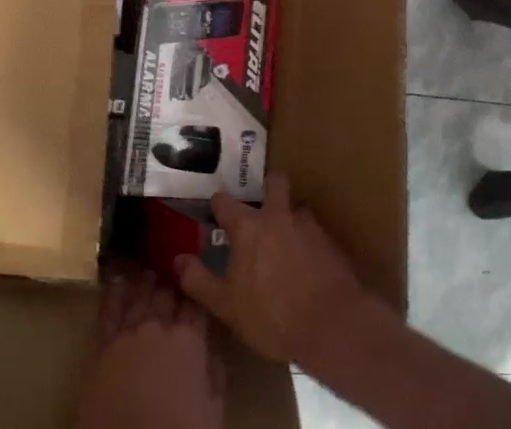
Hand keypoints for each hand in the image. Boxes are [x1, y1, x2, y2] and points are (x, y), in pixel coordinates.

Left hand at [76, 271, 223, 428]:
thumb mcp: (212, 409)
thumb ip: (214, 376)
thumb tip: (212, 352)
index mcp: (189, 342)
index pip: (196, 307)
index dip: (197, 293)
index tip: (198, 281)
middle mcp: (159, 329)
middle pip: (166, 298)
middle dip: (171, 285)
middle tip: (172, 272)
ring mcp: (129, 333)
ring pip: (139, 298)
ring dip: (145, 283)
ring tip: (148, 272)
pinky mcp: (103, 344)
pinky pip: (108, 311)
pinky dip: (113, 292)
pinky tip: (116, 279)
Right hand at [176, 172, 371, 364]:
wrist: (333, 327)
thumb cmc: (272, 316)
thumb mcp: (226, 305)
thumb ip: (199, 280)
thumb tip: (177, 260)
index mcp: (248, 227)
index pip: (224, 201)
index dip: (217, 205)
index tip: (214, 214)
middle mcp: (279, 217)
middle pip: (274, 182)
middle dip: (266, 186)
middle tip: (258, 206)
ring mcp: (309, 227)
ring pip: (297, 210)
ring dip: (289, 220)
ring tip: (284, 243)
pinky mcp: (332, 244)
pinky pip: (315, 235)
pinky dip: (308, 244)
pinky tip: (306, 266)